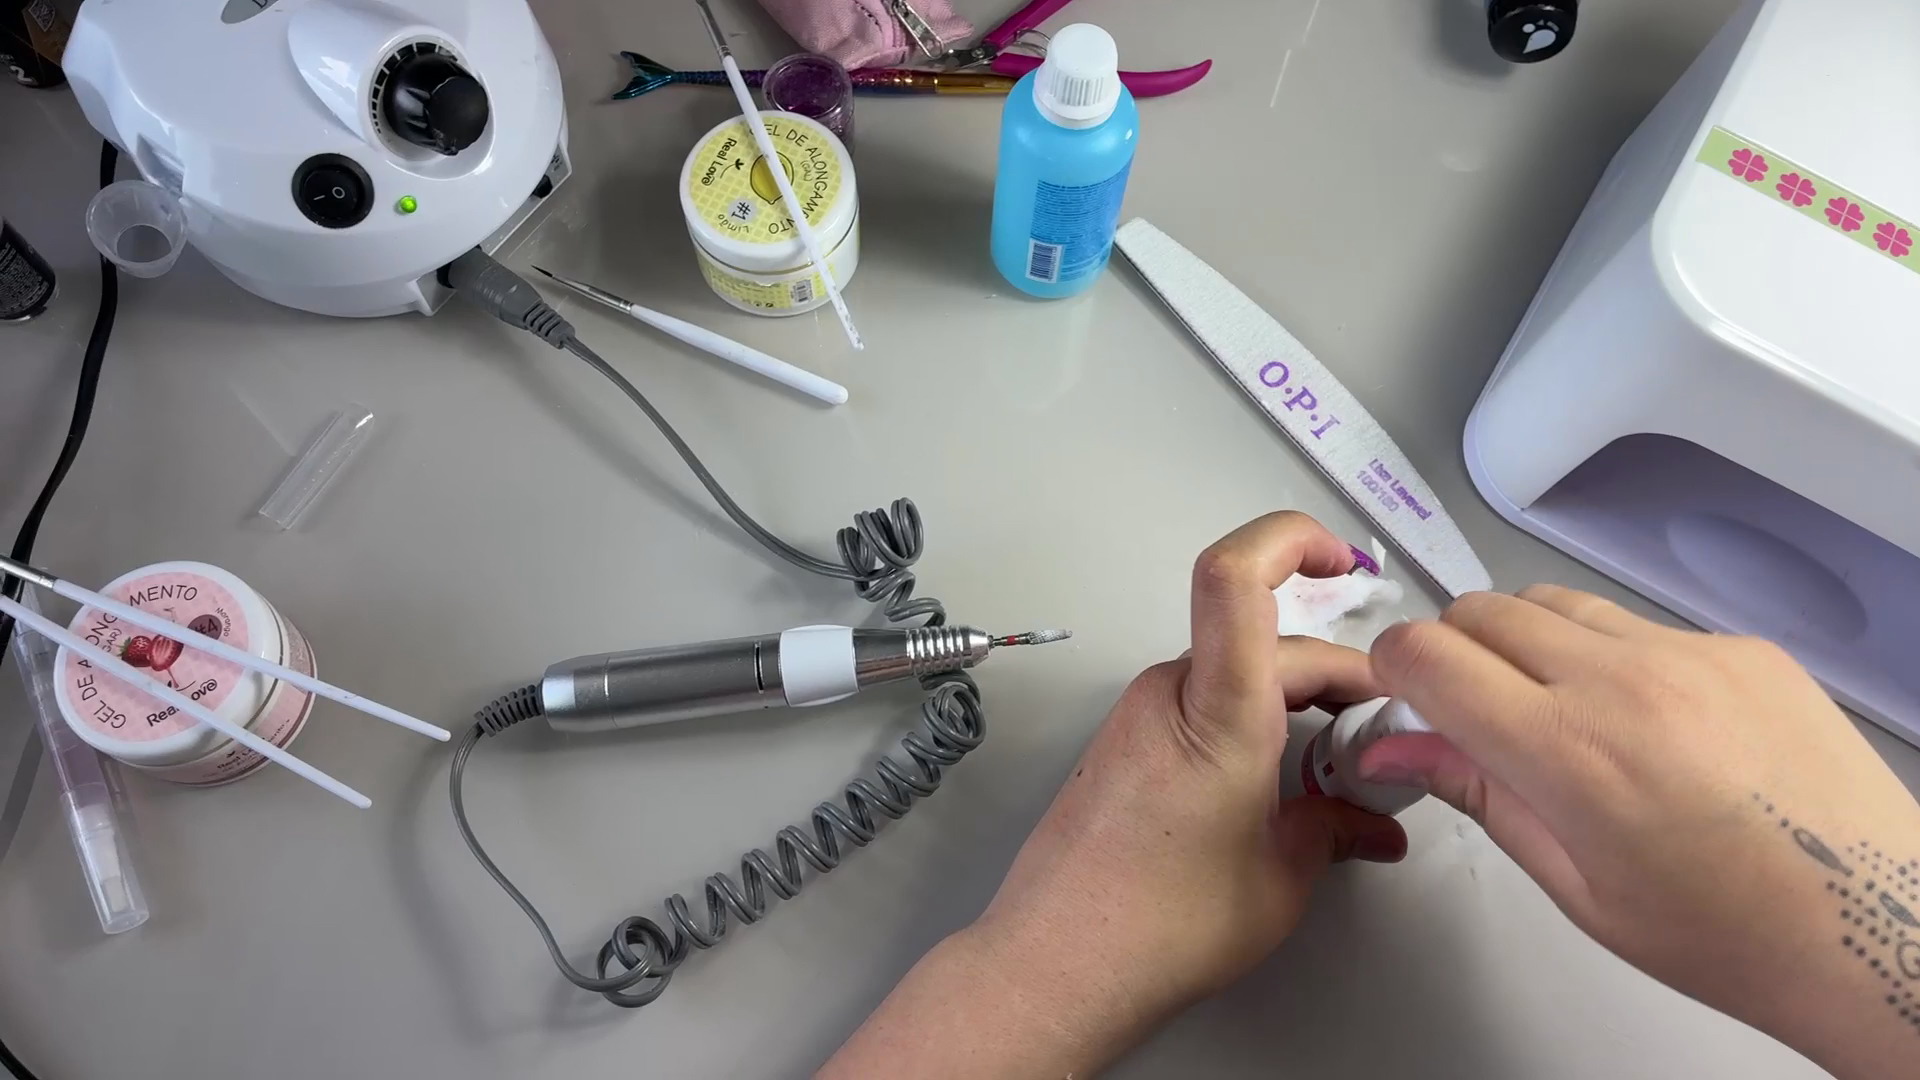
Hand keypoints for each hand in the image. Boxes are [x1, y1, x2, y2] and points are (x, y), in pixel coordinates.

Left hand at [819, 512, 1405, 1078]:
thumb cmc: (1163, 919)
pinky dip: (1254, 719)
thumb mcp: (1279, 878)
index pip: (1233, 577)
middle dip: (1338, 679)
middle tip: (1382, 746)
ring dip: (1296, 703)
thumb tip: (1370, 822)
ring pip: (1238, 672)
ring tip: (1336, 774)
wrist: (1059, 952)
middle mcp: (1171, 689)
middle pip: (1268, 643)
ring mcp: (1142, 708)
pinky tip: (1280, 780)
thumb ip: (1334, 829)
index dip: (1290, 540)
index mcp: (1215, 708)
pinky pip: (1204, 699)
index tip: (1346, 560)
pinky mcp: (1128, 733)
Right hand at [1362, 586, 1919, 1079]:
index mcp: (1566, 751)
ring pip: (1541, 600)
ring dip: (1516, 638)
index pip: (1424, 653)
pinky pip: (1622, 619)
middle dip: (1449, 649)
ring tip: (1552, 700)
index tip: (1403, 694)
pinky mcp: (1739, 646)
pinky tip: (1638, 711)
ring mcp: (1688, 655)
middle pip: (1474, 611)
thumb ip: (1469, 790)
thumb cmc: (1719, 932)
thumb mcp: (1568, 880)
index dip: (1392, 665)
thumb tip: (1385, 745)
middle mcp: (1620, 682)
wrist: (1905, 943)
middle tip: (1474, 706)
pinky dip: (1595, 649)